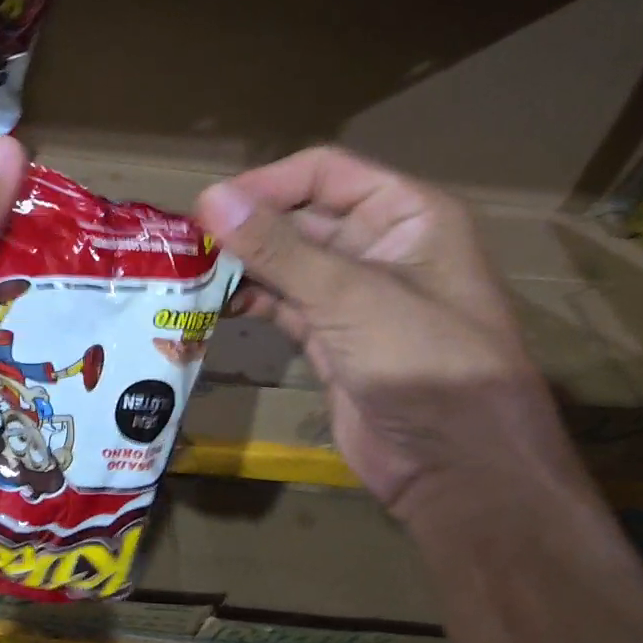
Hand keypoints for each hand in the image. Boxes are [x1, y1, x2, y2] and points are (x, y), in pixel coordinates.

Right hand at [195, 146, 568, 513]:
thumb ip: (277, 248)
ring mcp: (354, 295)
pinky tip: (211, 305)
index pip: (325, 173)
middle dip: (245, 227)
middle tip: (184, 240)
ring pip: (285, 263)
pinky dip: (248, 301)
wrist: (459, 470)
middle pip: (299, 216)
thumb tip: (207, 198)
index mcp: (407, 216)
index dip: (267, 183)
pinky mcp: (331, 337)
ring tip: (187, 271)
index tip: (210, 207)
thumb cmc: (425, 363)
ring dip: (240, 265)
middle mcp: (380, 246)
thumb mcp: (350, 296)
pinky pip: (281, 304)